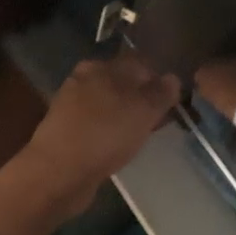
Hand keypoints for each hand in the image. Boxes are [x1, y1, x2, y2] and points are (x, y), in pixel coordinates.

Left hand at [13, 51, 180, 216]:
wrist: (58, 172)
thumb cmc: (104, 134)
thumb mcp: (142, 110)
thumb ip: (160, 93)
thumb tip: (172, 78)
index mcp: (102, 66)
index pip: (139, 62)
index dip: (160, 77)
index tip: (177, 98)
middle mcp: (85, 79)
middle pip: (123, 82)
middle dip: (144, 98)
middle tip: (165, 118)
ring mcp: (73, 105)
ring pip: (110, 104)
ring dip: (128, 116)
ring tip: (147, 134)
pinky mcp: (68, 130)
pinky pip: (99, 124)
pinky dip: (113, 131)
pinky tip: (122, 147)